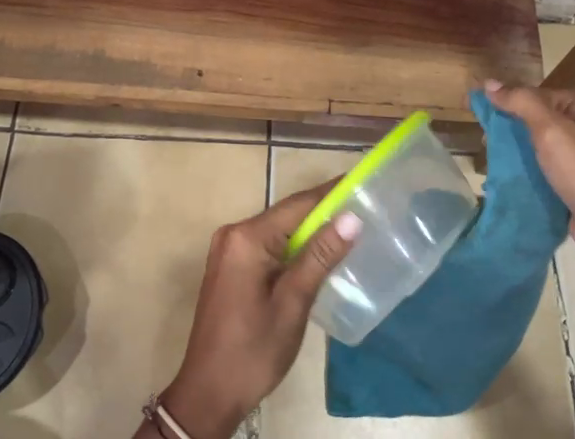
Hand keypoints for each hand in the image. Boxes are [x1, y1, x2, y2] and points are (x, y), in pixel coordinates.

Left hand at [156, 180, 361, 438]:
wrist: (209, 392)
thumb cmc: (253, 350)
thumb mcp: (293, 303)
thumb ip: (320, 257)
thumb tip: (351, 217)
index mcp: (247, 238)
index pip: (298, 205)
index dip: (332, 193)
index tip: (363, 182)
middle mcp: (234, 234)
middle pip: (287, 214)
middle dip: (324, 210)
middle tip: (365, 207)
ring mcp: (229, 250)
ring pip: (278, 230)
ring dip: (310, 230)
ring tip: (351, 227)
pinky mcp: (231, 267)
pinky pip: (268, 245)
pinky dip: (294, 247)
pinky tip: (319, 253)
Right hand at [483, 82, 574, 277]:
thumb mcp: (552, 131)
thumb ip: (520, 103)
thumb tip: (489, 83)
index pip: (533, 95)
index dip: (504, 104)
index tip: (476, 116)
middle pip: (535, 121)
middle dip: (508, 132)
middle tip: (482, 144)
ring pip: (538, 149)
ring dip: (515, 156)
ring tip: (487, 164)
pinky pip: (545, 174)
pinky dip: (526, 177)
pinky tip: (503, 183)